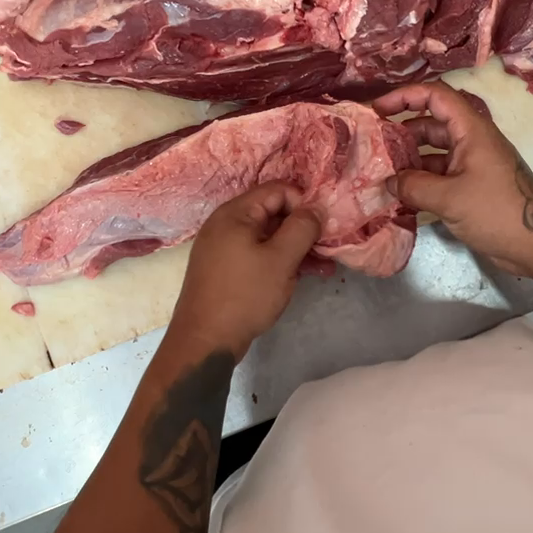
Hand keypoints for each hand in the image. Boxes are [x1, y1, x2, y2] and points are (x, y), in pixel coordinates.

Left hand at [168, 182, 322, 355]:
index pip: (278, 190)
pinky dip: (279, 261)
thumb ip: (302, 228)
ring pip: (268, 236)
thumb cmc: (244, 295)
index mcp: (235, 213)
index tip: (323, 228)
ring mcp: (223, 247)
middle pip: (273, 212)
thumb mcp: (281, 259)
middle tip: (327, 249)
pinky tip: (301, 276)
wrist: (204, 341)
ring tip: (322, 267)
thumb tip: (317, 208)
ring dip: (295, 248)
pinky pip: (258, 254)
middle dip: (302, 228)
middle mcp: (226, 224)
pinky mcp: (225, 269)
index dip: (304, 204)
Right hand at [374, 82, 532, 277]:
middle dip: (402, 129)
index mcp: (472, 130)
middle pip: (432, 122)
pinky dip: (421, 177)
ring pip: (435, 149)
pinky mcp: (473, 184)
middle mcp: (472, 140)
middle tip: (374, 143)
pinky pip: (441, 171)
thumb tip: (388, 182)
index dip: (405, 96)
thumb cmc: (496, 212)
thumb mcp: (448, 198)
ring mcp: (473, 162)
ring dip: (410, 157)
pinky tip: (401, 192)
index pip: (435, 96)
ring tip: (382, 170)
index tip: (378, 109)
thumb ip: (413, 186)